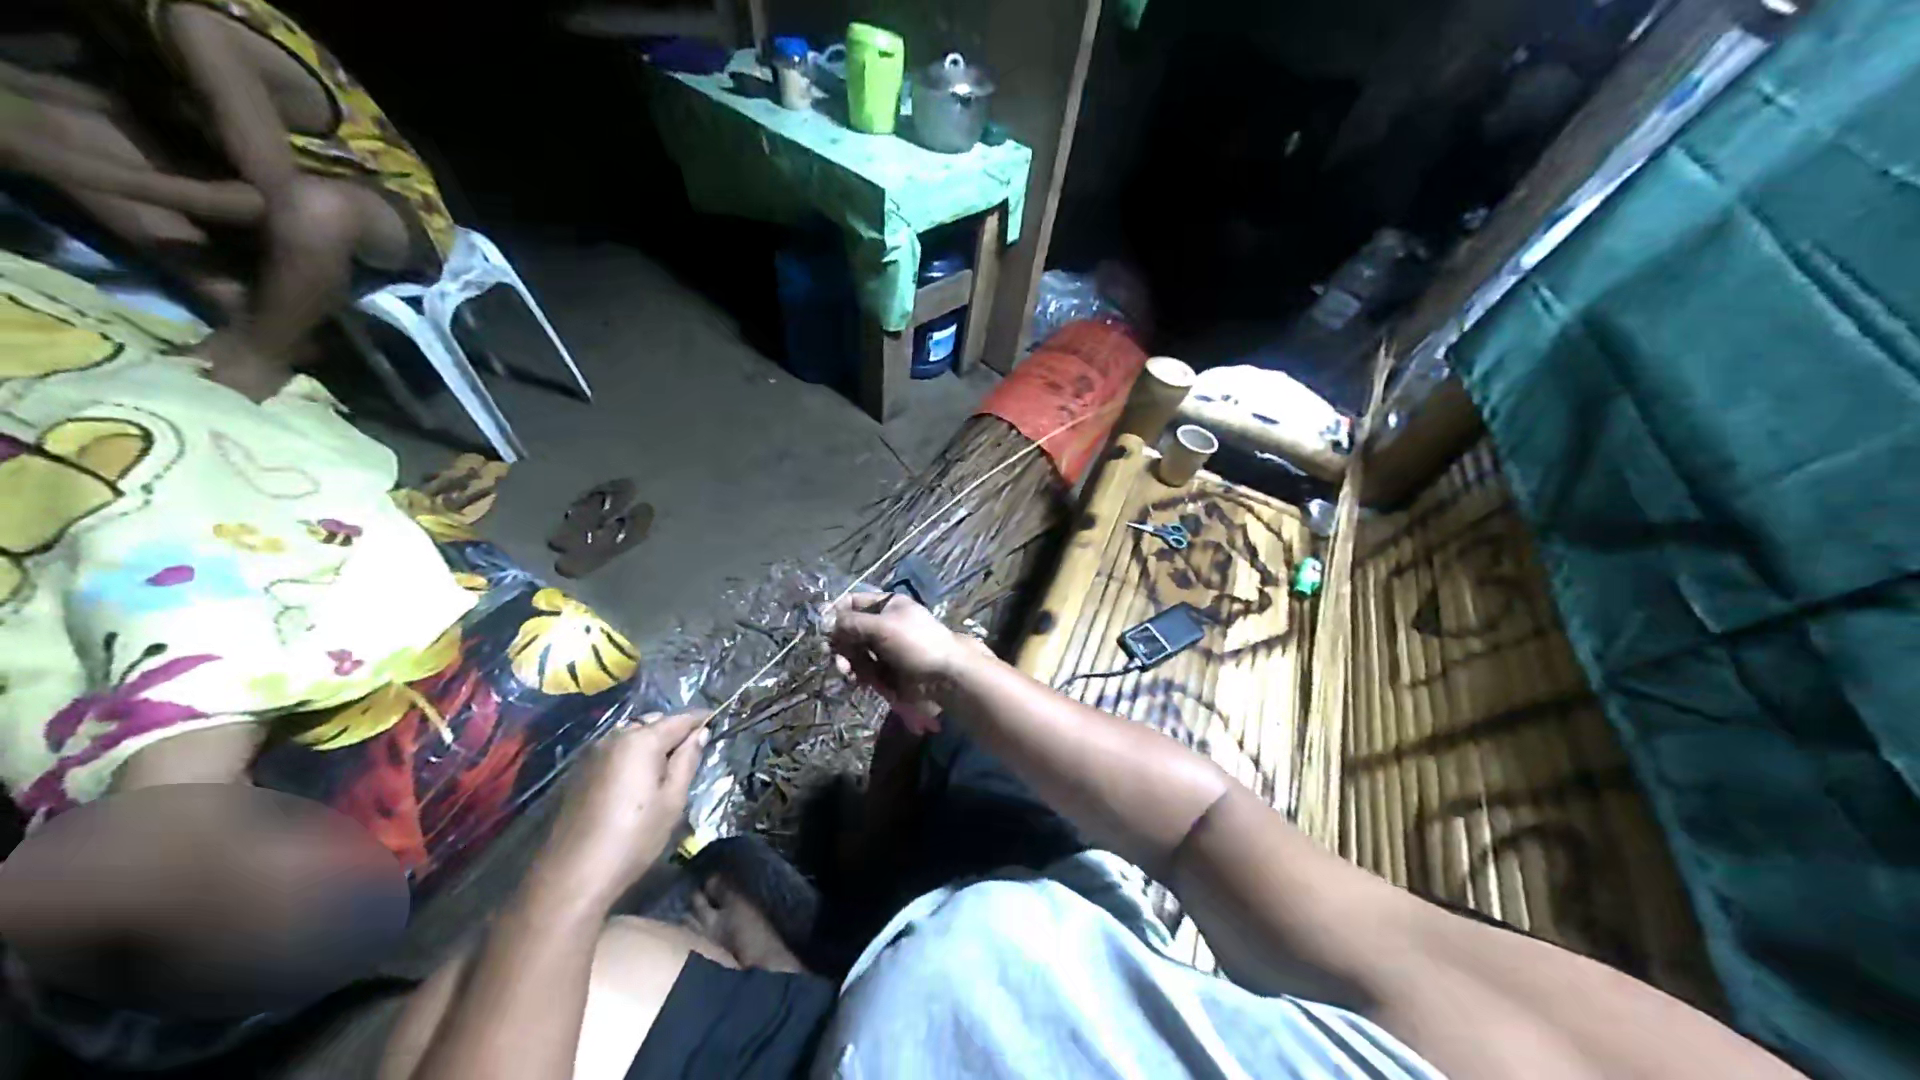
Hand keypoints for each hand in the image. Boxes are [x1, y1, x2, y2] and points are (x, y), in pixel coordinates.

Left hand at [536, 711, 707, 911]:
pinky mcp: (580, 772)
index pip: (679, 719)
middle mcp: (615, 738)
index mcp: (641, 741)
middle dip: (675, 730)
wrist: (572, 876)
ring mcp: (593, 754)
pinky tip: (639, 778)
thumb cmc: (633, 838)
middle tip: (693, 749)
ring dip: (652, 742)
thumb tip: (699, 734)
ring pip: (632, 734)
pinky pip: (616, 750)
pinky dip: (633, 754)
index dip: (700, 719)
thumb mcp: (672, 800)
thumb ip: (687, 761)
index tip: (716, 721)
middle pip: (653, 722)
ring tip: (668, 764)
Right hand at [828, 593, 977, 732]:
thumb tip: (828, 623)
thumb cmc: (916, 643)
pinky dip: (856, 674)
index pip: (853, 602)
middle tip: (832, 654)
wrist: (944, 676)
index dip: (835, 612)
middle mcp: (884, 624)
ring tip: (846, 670)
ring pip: (853, 651)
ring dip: (846, 660)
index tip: (821, 627)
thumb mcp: (883, 626)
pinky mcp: (885, 670)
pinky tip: (855, 680)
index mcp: (887, 605)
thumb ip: (853, 623)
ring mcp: (884, 648)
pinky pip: (862, 669)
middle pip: (849, 629)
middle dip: (839, 642)